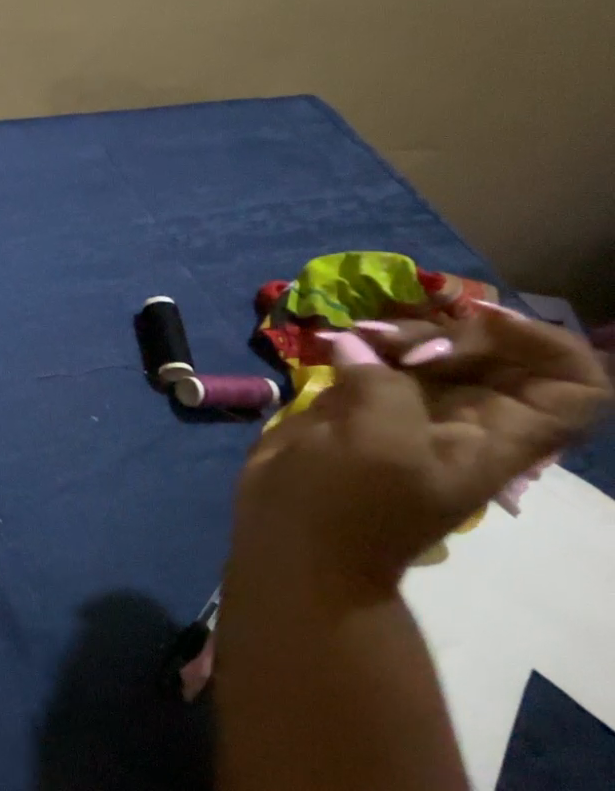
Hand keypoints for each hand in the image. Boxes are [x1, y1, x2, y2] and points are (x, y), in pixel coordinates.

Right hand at [229, 308, 609, 601]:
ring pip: (431, 353)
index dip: (542, 344)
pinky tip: (332, 341)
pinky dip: (359, 345)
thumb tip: (352, 345)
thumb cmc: (351, 505)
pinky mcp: (359, 412)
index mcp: (498, 438)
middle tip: (391, 339)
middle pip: (493, 355)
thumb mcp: (380, 444)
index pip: (572, 384)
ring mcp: (408, 414)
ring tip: (352, 335)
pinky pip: (376, 363)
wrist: (295, 543)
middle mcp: (466, 420)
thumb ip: (382, 384)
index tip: (474, 323)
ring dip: (397, 335)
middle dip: (448, 332)